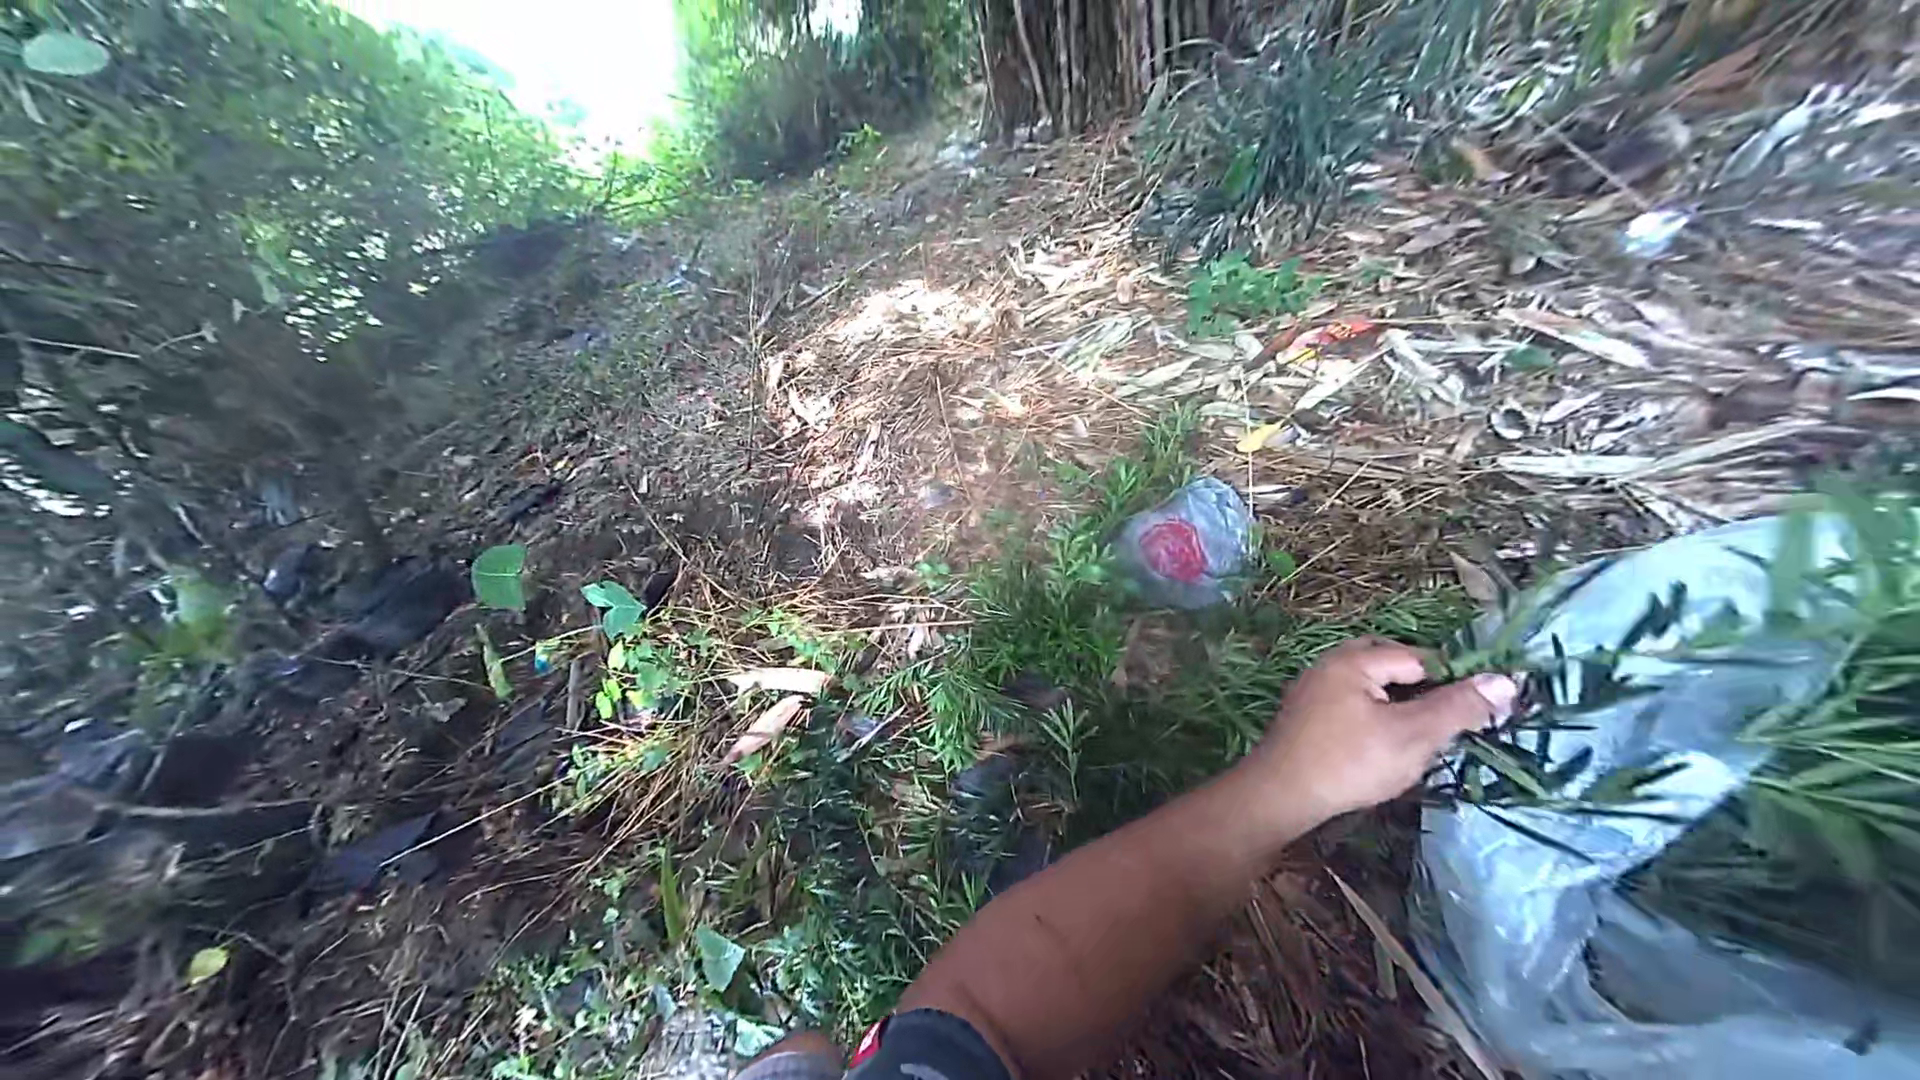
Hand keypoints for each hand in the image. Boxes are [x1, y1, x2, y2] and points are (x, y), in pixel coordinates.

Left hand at [1247, 638, 1516, 822]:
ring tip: (1417, 733)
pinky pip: (1348, 700)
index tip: (1473, 713)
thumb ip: (1457, 707)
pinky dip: (1372, 712)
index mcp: (1351, 660)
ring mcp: (1311, 688)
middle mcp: (1327, 665)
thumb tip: (1505, 680)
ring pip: (1367, 683)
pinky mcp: (1305, 713)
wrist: (1283, 791)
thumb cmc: (1351, 760)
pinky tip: (1381, 741)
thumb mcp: (1413, 734)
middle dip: (1420, 685)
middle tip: (1442, 719)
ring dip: (1395, 700)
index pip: (1417, 657)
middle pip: (1386, 662)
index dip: (1450, 681)